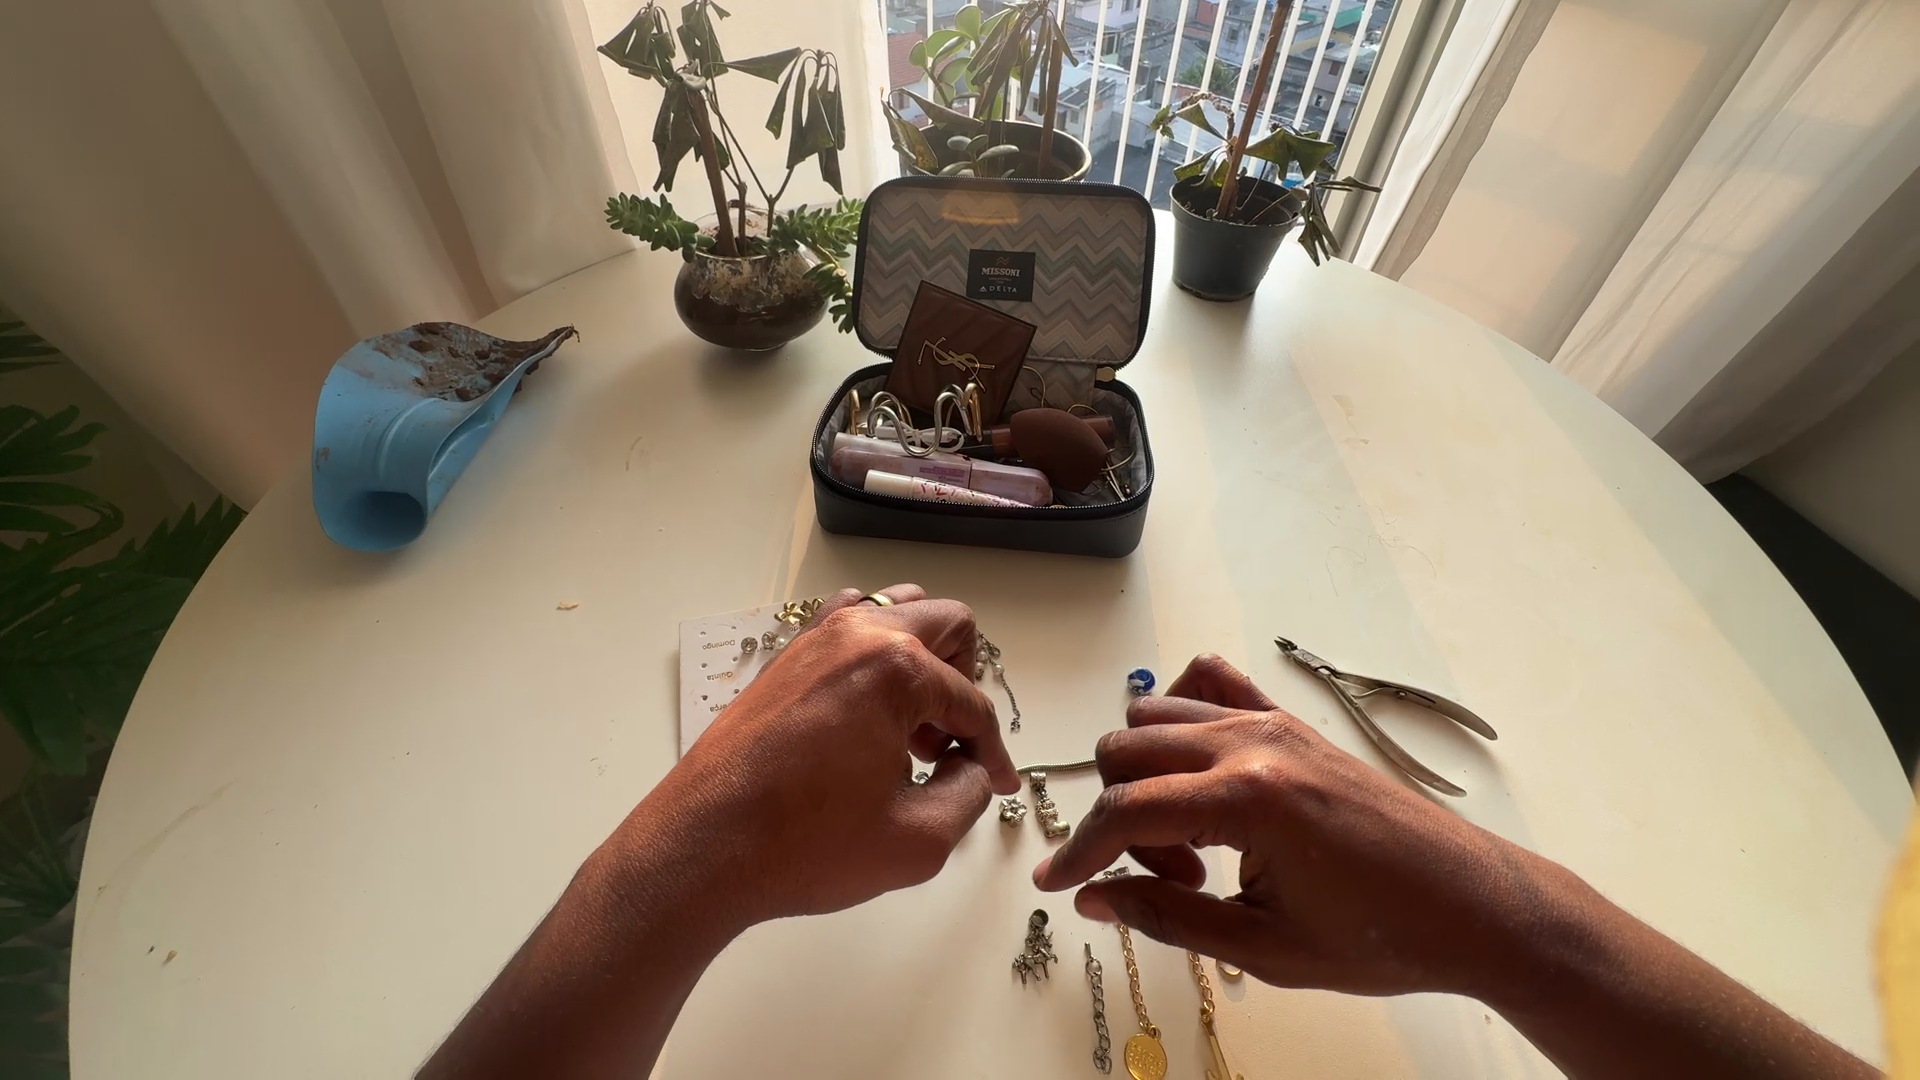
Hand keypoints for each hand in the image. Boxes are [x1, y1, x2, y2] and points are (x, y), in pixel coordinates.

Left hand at [633, 585, 1020, 929]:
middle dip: (963, 683)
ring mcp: (818, 636)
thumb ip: (969, 792)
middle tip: (949, 742)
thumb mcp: (917, 840)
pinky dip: (876, 653)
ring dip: (922, 660)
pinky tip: (866, 709)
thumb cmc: (808, 846)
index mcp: (896, 667)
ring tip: (907, 725)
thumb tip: (972, 765)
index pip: (971, 702)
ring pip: (899, 611)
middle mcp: (859, 632)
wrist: (700, 848)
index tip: (997, 783)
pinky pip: (850, 624)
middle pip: (948, 624)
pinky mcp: (788, 653)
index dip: (993, 750)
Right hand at [1032, 654, 1548, 999]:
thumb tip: (1093, 900)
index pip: (1125, 811)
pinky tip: (1195, 762)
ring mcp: (1267, 720)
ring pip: (1154, 714)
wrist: (1475, 904)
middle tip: (1169, 876)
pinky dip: (1180, 709)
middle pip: (1125, 749)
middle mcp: (1247, 741)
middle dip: (1118, 816)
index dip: (1079, 850)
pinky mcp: (1285, 718)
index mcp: (1245, 798)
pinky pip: (1210, 680)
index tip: (1054, 882)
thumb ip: (1166, 918)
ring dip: (1146, 773)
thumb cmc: (1380, 940)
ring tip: (1192, 836)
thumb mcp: (1264, 950)